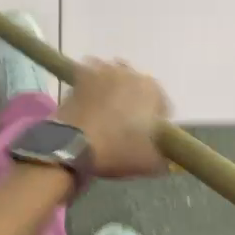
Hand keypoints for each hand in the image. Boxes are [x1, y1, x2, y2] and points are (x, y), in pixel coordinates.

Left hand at [54, 60, 168, 178]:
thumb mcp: (150, 162)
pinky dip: (92, 87)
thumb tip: (162, 155)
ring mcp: (101, 71)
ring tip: (107, 112)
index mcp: (152, 90)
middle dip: (135, 102)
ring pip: (114, 78)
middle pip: (137, 88)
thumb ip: (163, 155)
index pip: (162, 103)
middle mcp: (129, 73)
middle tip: (126, 124)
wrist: (71, 145)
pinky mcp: (78, 76)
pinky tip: (90, 102)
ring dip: (114, 90)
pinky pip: (90, 76)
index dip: (157, 120)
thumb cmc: (116, 150)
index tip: (149, 135)